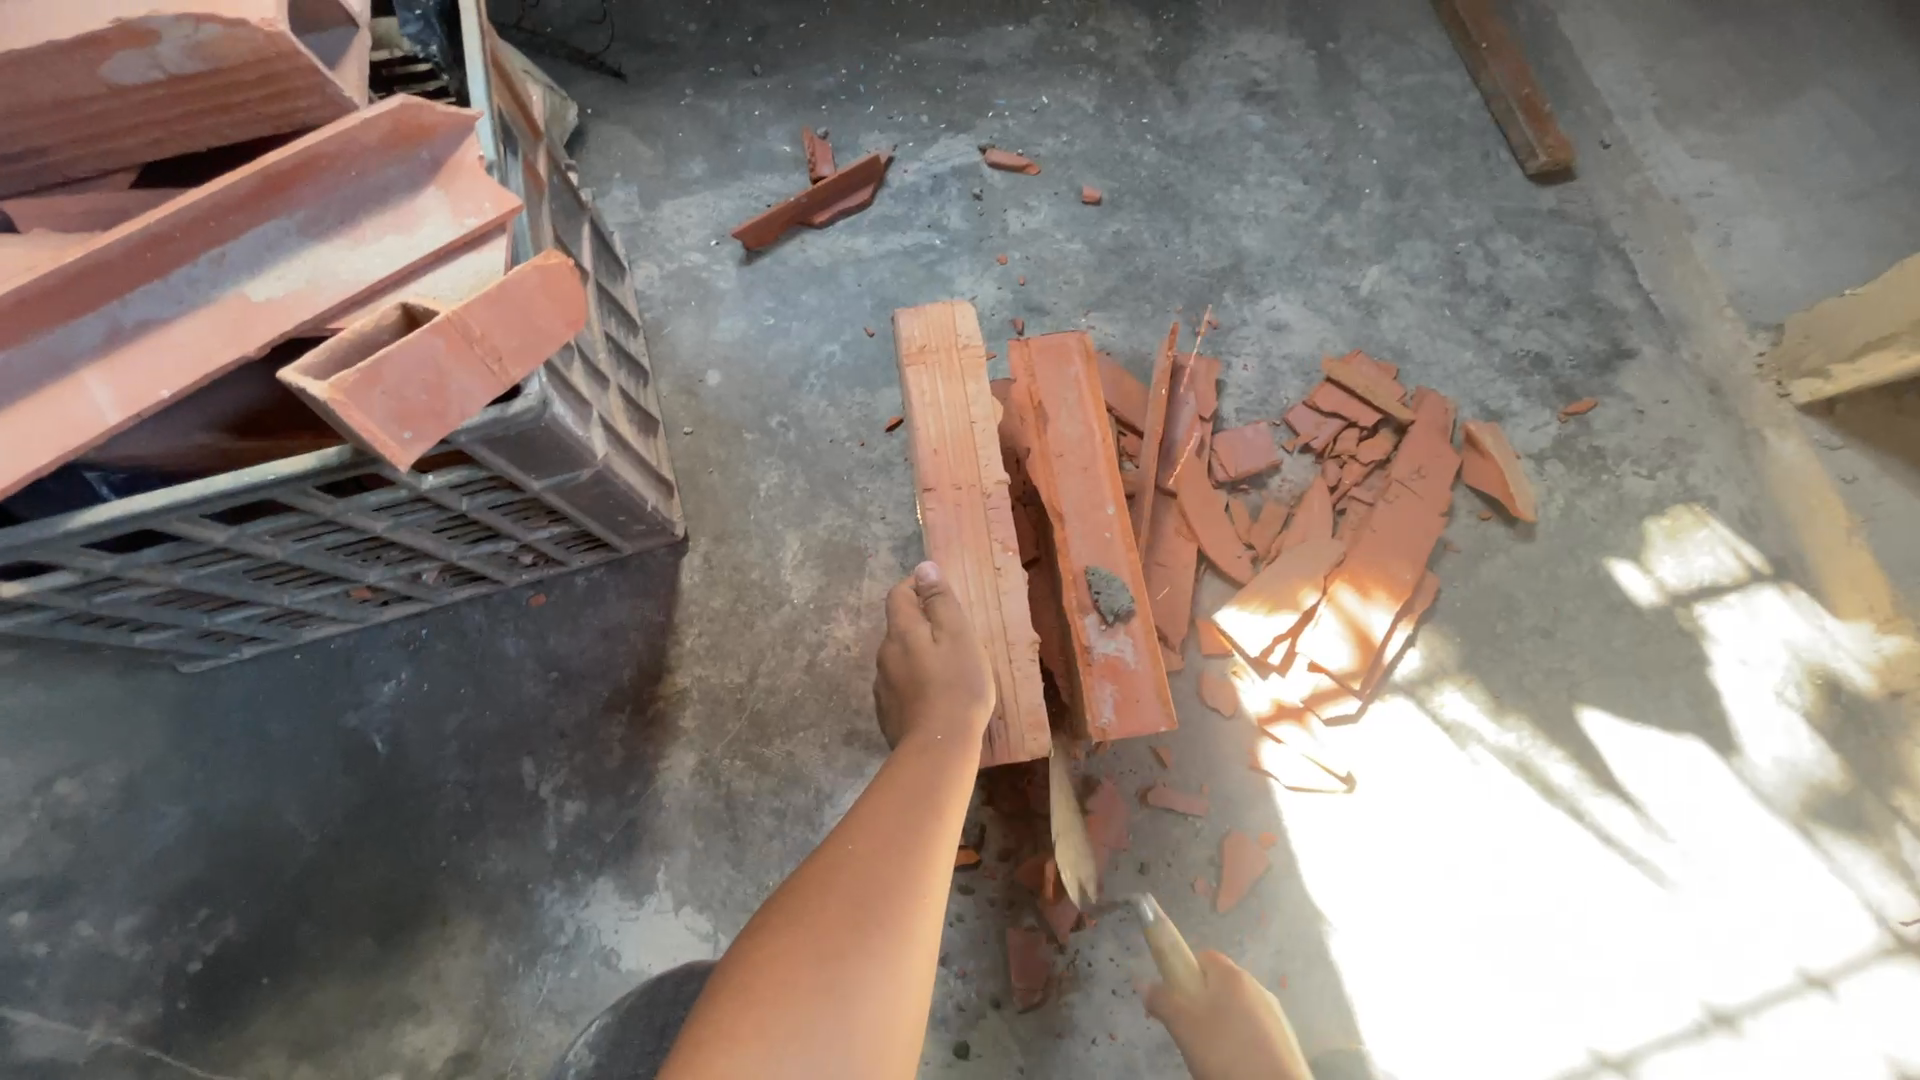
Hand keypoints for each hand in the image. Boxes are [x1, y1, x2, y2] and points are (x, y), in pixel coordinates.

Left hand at [873, 561, 995, 749]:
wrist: (939, 748)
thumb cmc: (957, 685)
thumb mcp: (958, 635)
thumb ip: (940, 600)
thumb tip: (924, 568)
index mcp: (900, 632)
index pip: (898, 594)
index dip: (916, 586)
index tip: (939, 592)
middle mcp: (884, 654)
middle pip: (898, 627)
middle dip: (921, 624)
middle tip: (954, 635)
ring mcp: (883, 686)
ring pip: (900, 658)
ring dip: (919, 655)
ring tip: (948, 668)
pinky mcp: (887, 713)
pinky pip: (901, 686)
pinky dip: (915, 682)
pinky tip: (936, 696)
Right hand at [1147, 951, 1311, 1079]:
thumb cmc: (1226, 1053)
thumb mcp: (1183, 1026)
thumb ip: (1161, 1000)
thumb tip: (1145, 985)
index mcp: (1232, 975)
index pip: (1203, 956)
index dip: (1185, 973)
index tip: (1176, 999)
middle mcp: (1256, 987)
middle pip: (1219, 986)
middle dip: (1201, 1005)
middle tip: (1189, 1033)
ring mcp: (1275, 1016)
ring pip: (1236, 1012)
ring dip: (1221, 1027)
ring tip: (1213, 1058)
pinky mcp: (1287, 1043)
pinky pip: (1254, 1034)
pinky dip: (1242, 1045)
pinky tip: (1236, 1069)